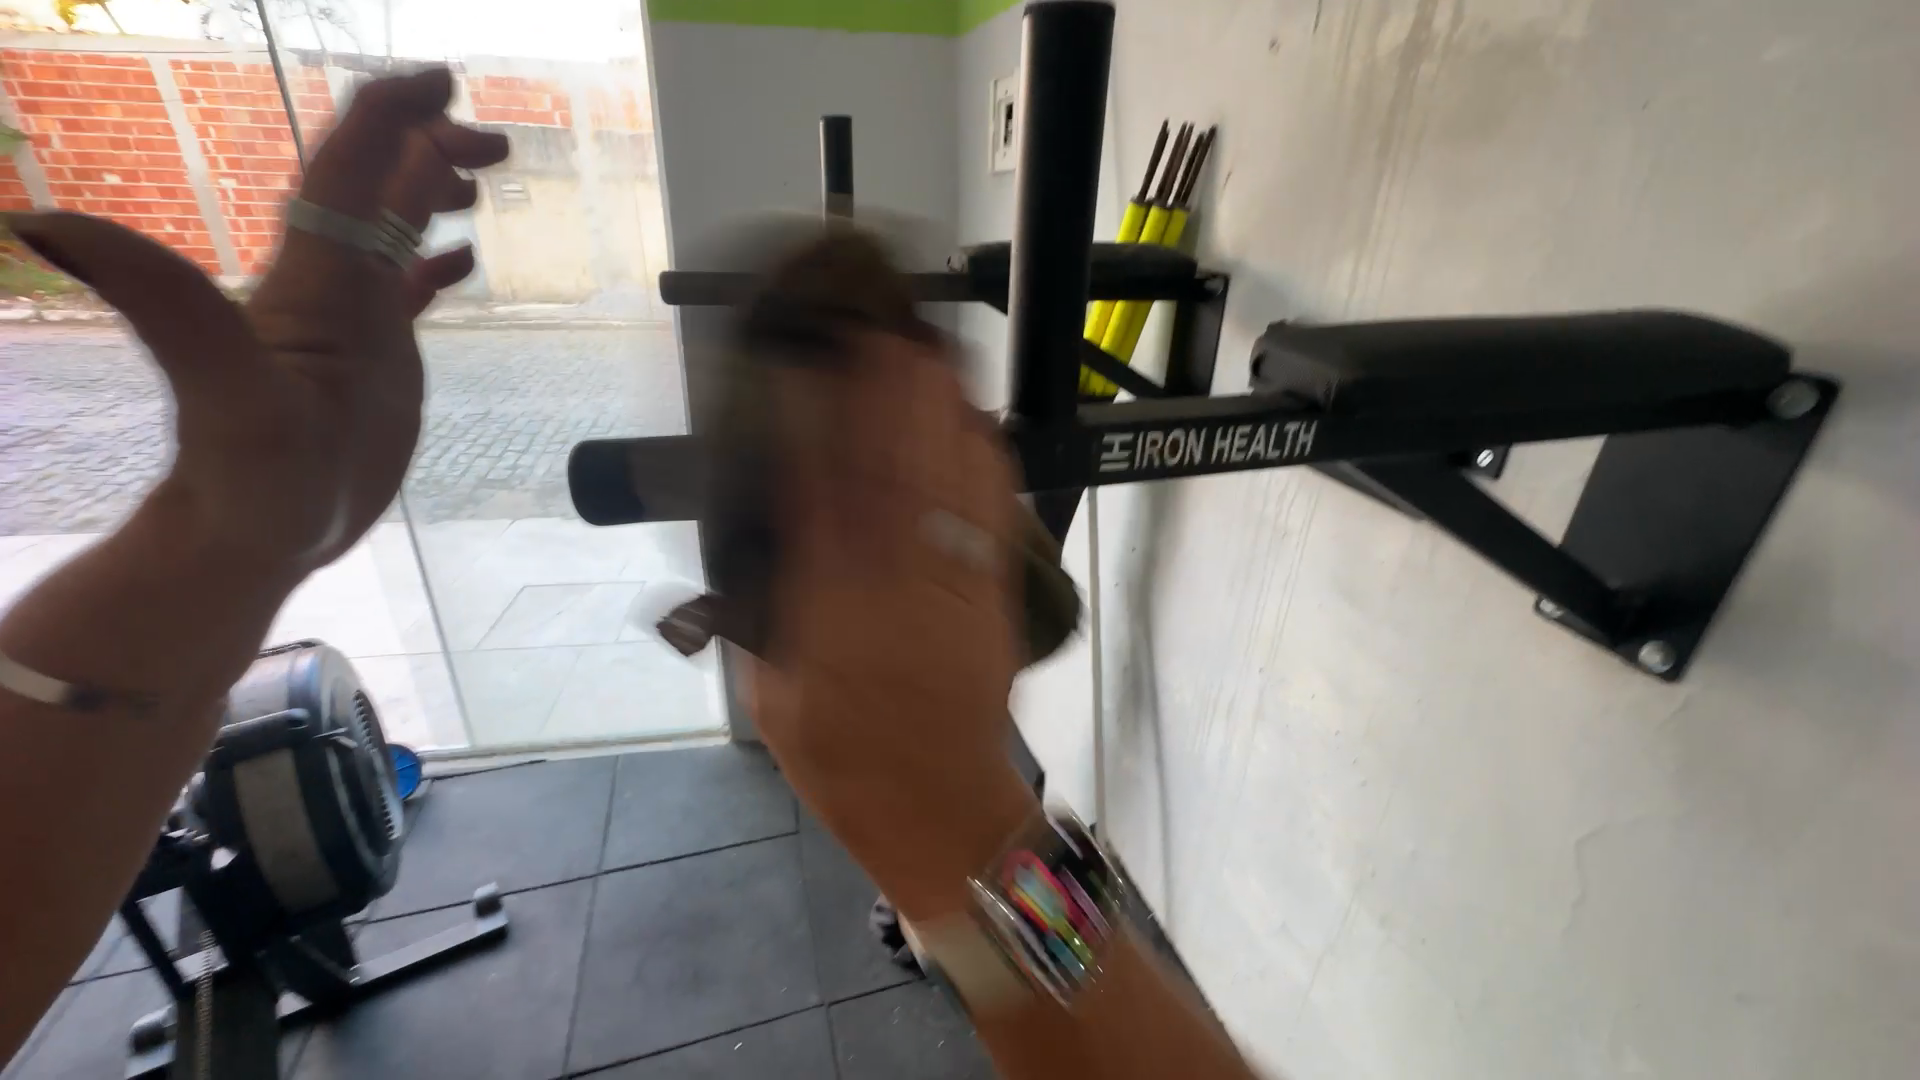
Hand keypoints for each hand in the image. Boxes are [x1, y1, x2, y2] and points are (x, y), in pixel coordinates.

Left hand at [3, 67, 508, 576]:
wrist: (253, 532)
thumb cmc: (253, 478)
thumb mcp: (224, 401)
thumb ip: (170, 314)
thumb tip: (44, 219)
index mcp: (315, 279)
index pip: (349, 171)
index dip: (392, 117)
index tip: (444, 85)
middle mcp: (334, 284)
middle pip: (377, 188)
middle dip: (430, 146)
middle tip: (494, 145)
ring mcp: (356, 319)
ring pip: (394, 229)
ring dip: (433, 192)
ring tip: (482, 181)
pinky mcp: (376, 355)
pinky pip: (409, 288)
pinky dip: (435, 261)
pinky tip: (463, 256)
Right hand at [748, 332, 1040, 920]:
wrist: (941, 810)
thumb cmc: (846, 765)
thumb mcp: (776, 700)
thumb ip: (770, 617)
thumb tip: (769, 540)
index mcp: (833, 618)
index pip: (821, 504)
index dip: (818, 429)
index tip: (809, 371)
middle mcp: (897, 592)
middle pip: (896, 476)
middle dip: (890, 400)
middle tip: (880, 332)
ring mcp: (956, 589)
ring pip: (950, 486)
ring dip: (940, 414)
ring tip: (928, 352)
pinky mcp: (994, 596)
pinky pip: (993, 517)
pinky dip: (986, 463)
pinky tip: (978, 421)